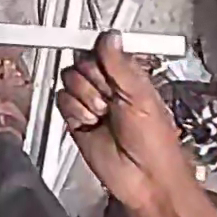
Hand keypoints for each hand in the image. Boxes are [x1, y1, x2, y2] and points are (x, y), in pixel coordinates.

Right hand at [58, 33, 193, 211]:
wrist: (144, 179)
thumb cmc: (155, 142)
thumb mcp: (141, 96)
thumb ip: (121, 65)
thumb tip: (110, 36)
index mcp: (126, 75)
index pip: (101, 49)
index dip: (98, 55)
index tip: (100, 63)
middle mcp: (106, 86)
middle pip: (81, 62)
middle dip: (93, 80)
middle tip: (110, 99)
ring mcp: (90, 102)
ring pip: (69, 80)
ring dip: (86, 98)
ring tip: (103, 114)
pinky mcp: (76, 119)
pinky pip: (62, 100)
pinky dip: (75, 111)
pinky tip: (91, 123)